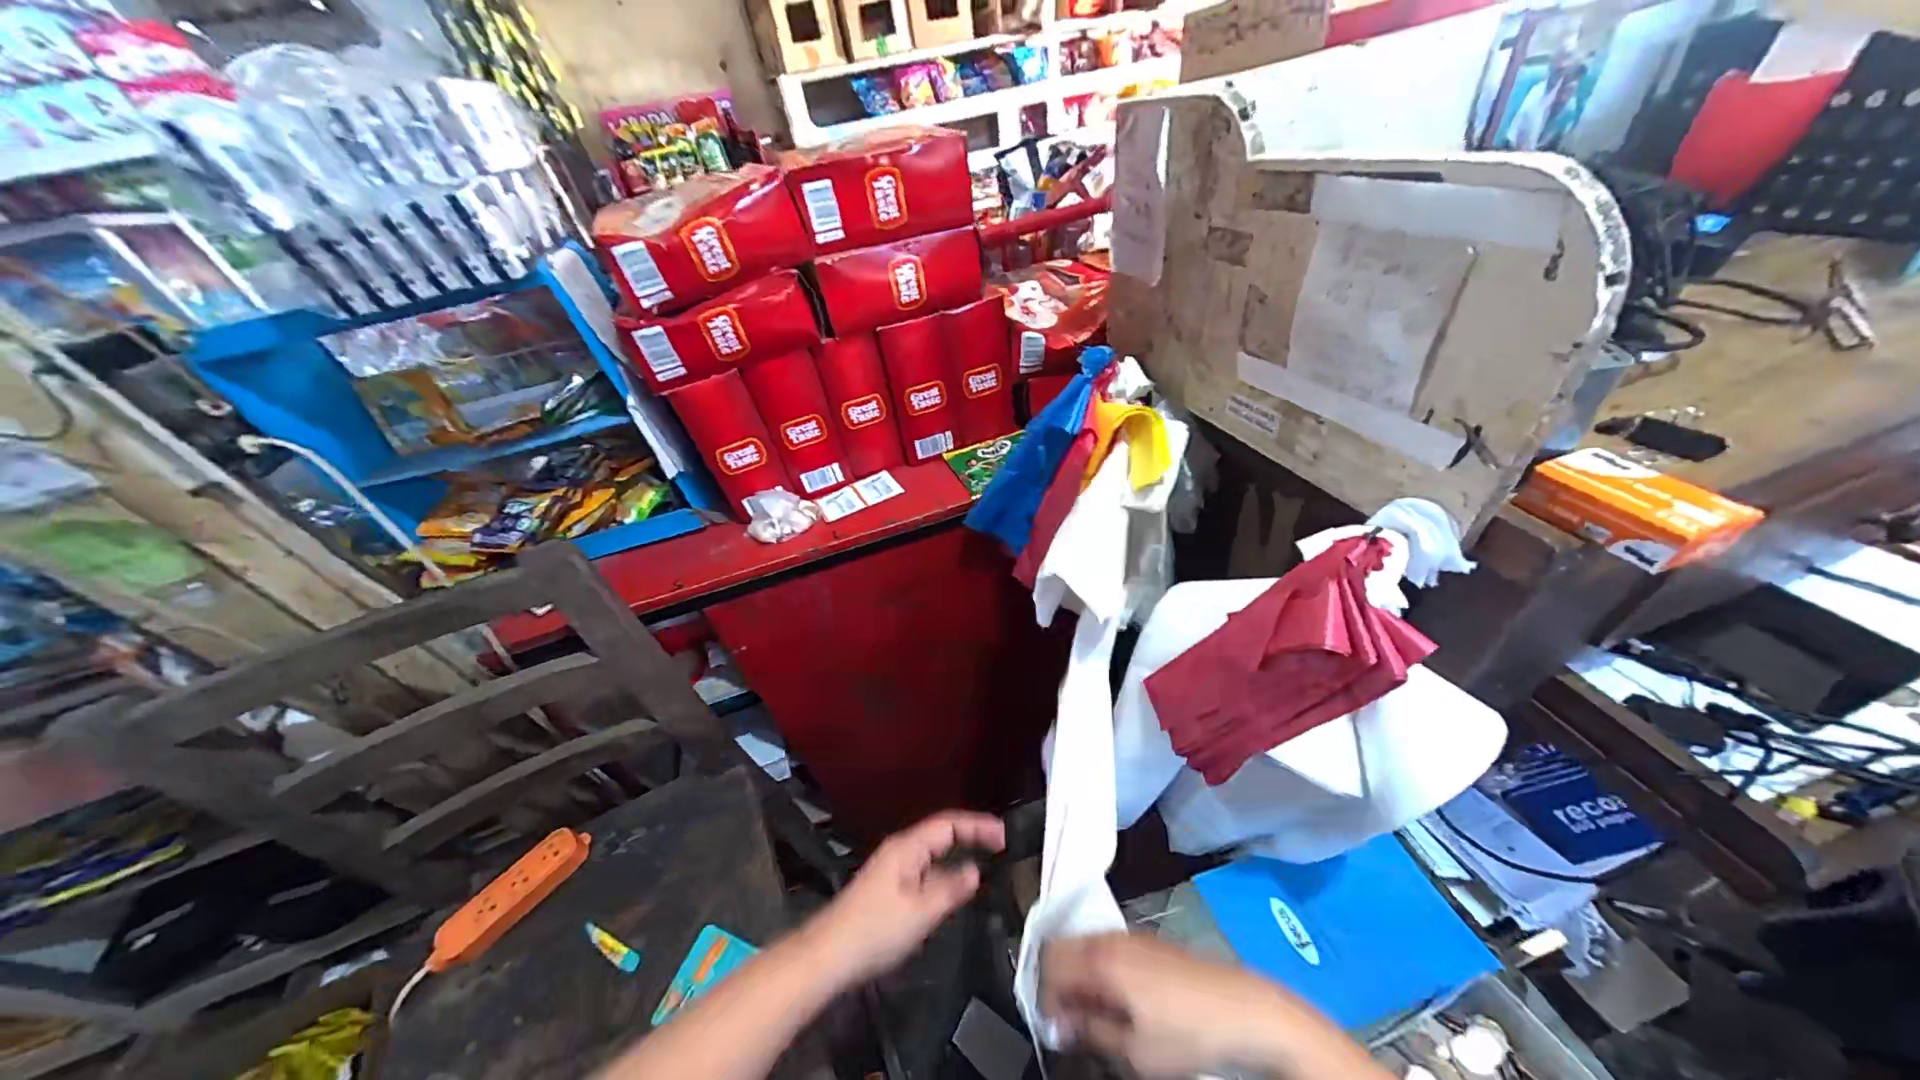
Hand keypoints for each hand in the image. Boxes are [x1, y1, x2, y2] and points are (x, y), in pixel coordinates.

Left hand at [801, 810, 1005, 984]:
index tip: (1003, 833)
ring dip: (957, 854)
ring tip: (985, 863)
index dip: (977, 825)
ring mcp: (892, 868)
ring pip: (932, 854)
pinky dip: (944, 872)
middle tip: (1000, 845)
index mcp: (907, 848)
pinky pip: (925, 870)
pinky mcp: (888, 887)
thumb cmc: (873, 931)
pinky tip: (952, 890)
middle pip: (941, 834)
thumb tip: (975, 871)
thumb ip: (950, 889)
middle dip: (970, 836)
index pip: (948, 824)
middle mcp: (900, 851)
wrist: (828, 955)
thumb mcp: (920, 912)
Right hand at [1043, 934, 1380, 1079]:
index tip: (1055, 1029)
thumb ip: (1091, 1031)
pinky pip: (1109, 947)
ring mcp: (1132, 935)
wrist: (1249, 1012)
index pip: (1049, 963)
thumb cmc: (1189, 1035)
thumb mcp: (1135, 1051)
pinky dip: (1101, 969)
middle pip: (1064, 947)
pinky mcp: (1151, 942)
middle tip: (1071, 1022)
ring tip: (1097, 1014)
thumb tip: (1062, 1025)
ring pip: (1086, 946)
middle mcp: (1111, 937)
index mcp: (1101, 958)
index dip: (1044, 998)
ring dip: (1080, 976)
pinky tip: (1120, 1000)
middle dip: (1059, 983)